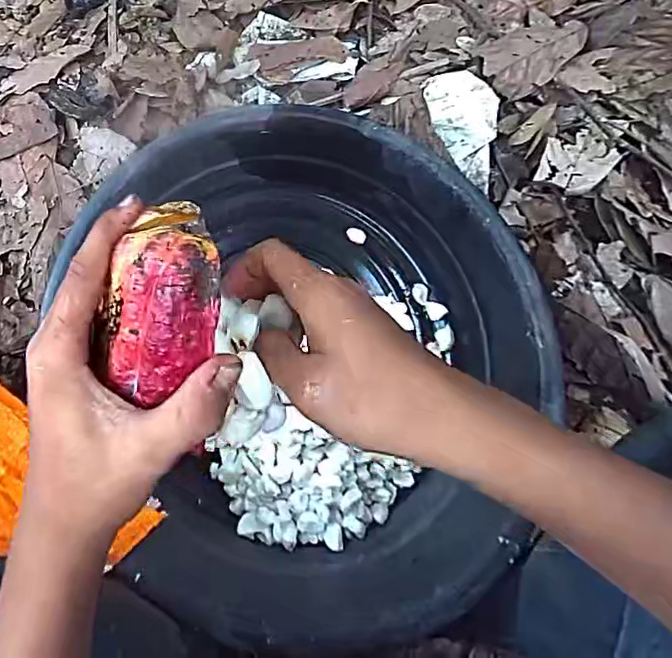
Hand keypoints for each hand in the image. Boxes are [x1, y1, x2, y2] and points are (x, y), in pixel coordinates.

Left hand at [20, 196, 241, 547]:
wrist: (62, 528)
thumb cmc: (91, 489)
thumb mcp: (145, 450)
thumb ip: (191, 410)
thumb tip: (232, 364)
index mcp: (57, 350)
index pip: (80, 276)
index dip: (106, 235)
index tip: (134, 205)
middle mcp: (53, 343)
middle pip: (83, 276)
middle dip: (117, 242)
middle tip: (157, 221)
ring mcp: (61, 354)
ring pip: (89, 294)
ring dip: (120, 265)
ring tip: (158, 246)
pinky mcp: (74, 366)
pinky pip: (97, 316)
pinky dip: (122, 295)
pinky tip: (154, 296)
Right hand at [224, 239, 457, 461]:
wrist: (444, 417)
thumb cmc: (374, 400)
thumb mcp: (305, 386)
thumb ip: (271, 353)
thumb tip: (261, 336)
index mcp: (318, 292)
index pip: (270, 253)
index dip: (242, 270)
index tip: (228, 302)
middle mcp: (336, 289)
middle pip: (284, 271)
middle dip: (254, 295)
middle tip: (238, 332)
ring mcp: (353, 306)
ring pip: (301, 293)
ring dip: (276, 314)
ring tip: (262, 351)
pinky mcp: (365, 325)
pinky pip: (320, 311)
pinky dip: (298, 325)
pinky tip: (296, 361)